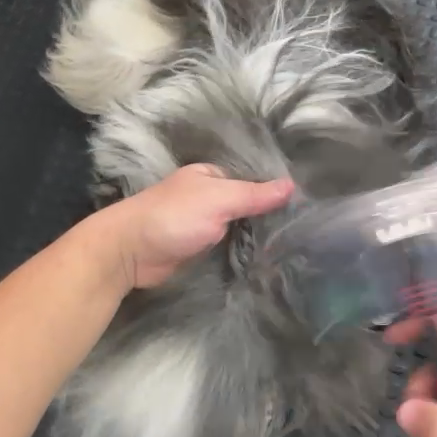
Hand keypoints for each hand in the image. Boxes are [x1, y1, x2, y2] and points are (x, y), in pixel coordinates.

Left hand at [87, 165, 294, 289]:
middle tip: (307, 233)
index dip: (275, 193)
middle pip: (248, 206)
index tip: (307, 207)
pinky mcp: (199, 249)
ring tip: (296, 248)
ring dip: (258, 239)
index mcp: (211, 176)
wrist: (129, 253)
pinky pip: (228, 248)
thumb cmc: (173, 217)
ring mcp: (203, 225)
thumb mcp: (218, 199)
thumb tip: (293, 185)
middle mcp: (208, 197)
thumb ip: (254, 194)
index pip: (253, 181)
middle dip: (269, 218)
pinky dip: (243, 253)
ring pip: (239, 229)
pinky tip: (267, 261)